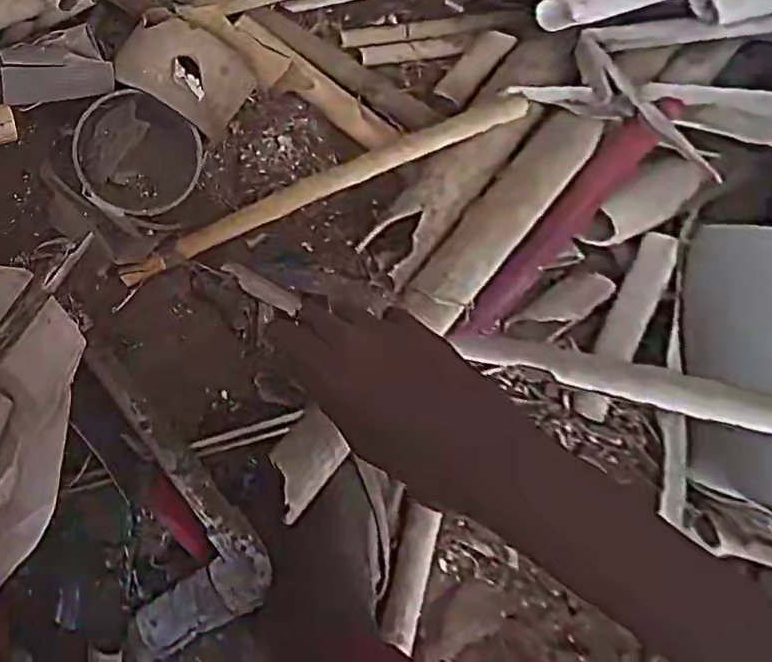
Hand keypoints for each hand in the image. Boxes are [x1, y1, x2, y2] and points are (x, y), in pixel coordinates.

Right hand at [269, 303, 556, 517]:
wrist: (494, 459)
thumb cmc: (426, 463)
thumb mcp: (360, 439)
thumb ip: (331, 400)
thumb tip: (318, 384)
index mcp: (327, 370)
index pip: (283, 332)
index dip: (277, 335)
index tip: (278, 340)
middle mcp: (351, 342)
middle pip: (310, 311)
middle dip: (305, 323)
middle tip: (308, 339)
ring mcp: (387, 332)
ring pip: (346, 308)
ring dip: (341, 321)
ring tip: (349, 342)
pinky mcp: (421, 331)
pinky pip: (387, 316)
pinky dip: (382, 326)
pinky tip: (390, 345)